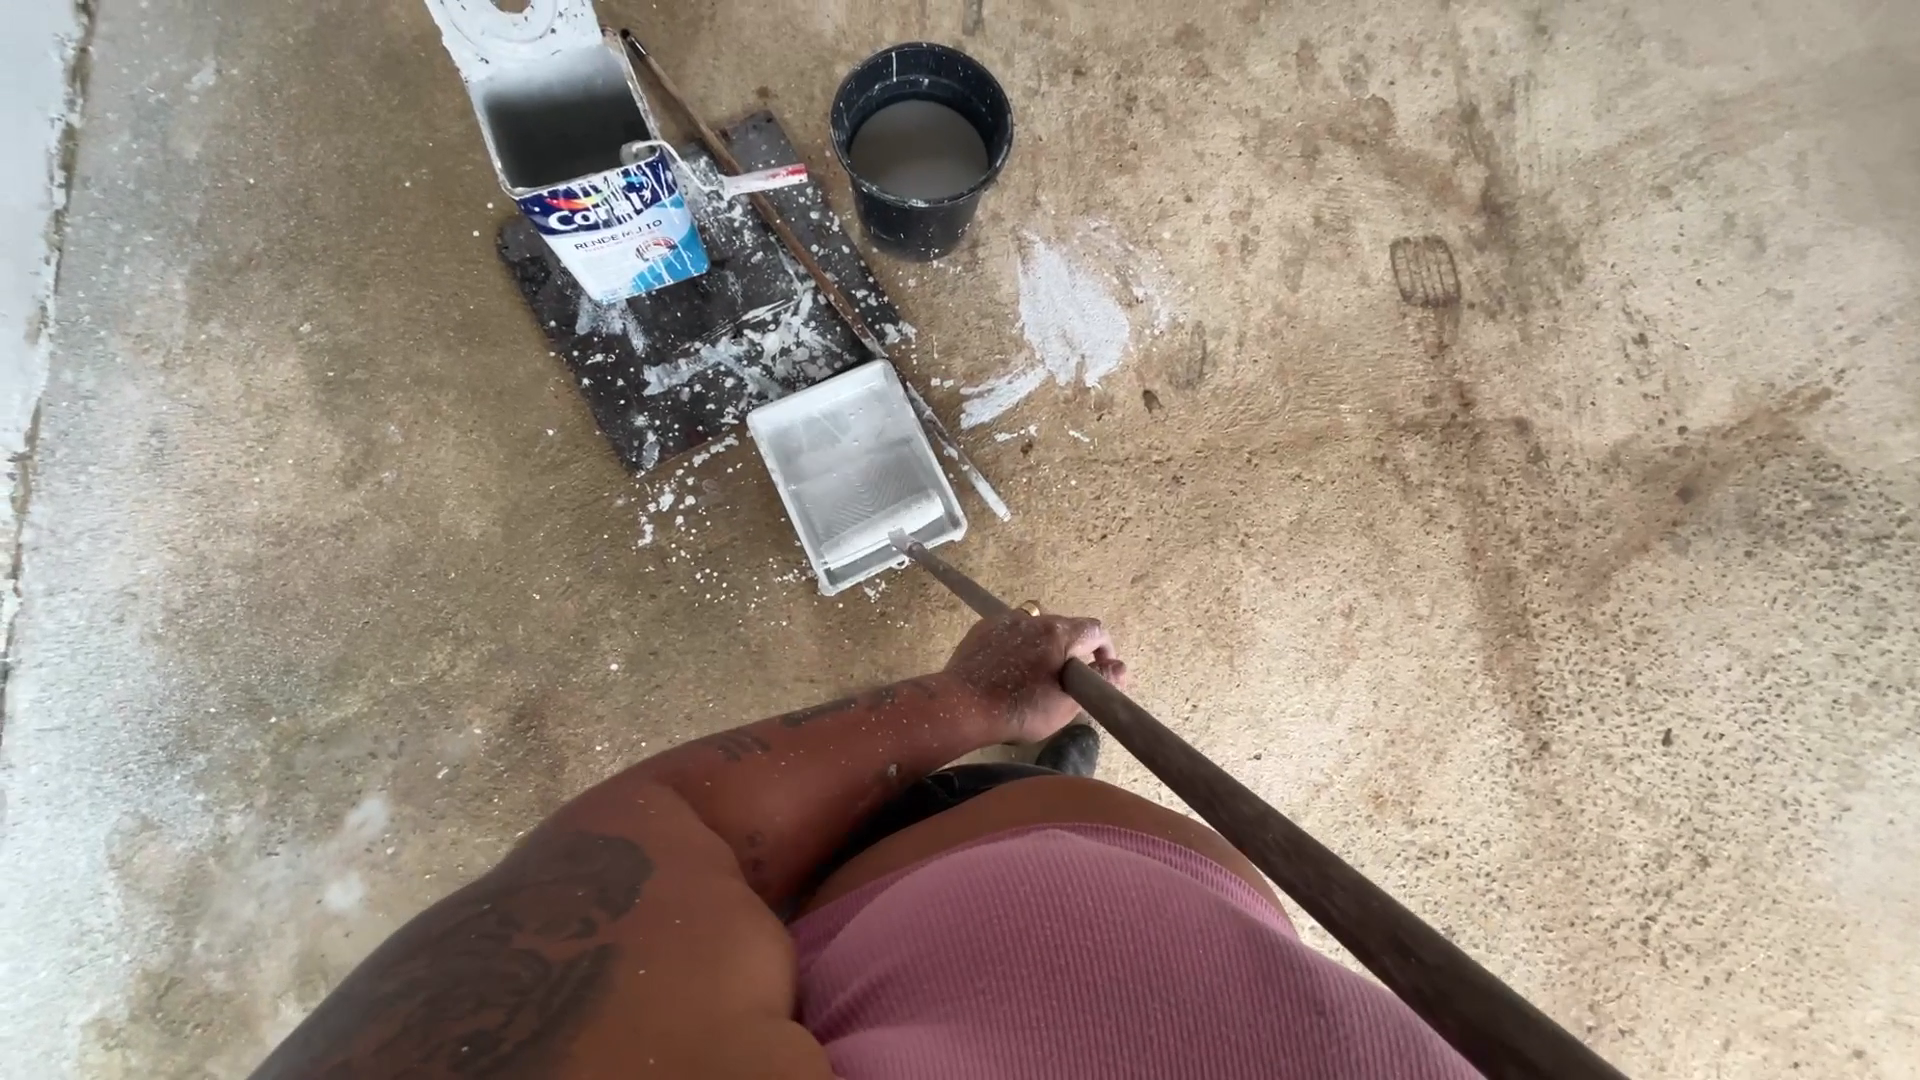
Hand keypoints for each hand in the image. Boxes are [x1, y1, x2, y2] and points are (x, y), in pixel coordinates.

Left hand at [943, 611, 1127, 741]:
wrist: (962, 706)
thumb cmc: (1019, 709)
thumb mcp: (1066, 702)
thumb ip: (1098, 682)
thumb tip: (1122, 668)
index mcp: (1059, 633)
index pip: (1096, 629)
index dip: (1106, 650)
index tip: (1103, 670)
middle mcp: (1033, 619)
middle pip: (1066, 627)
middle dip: (1074, 649)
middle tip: (1069, 679)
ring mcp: (1005, 621)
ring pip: (1037, 628)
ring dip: (1045, 646)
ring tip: (1038, 675)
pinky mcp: (983, 629)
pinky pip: (1012, 632)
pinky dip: (1019, 646)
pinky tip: (1010, 670)